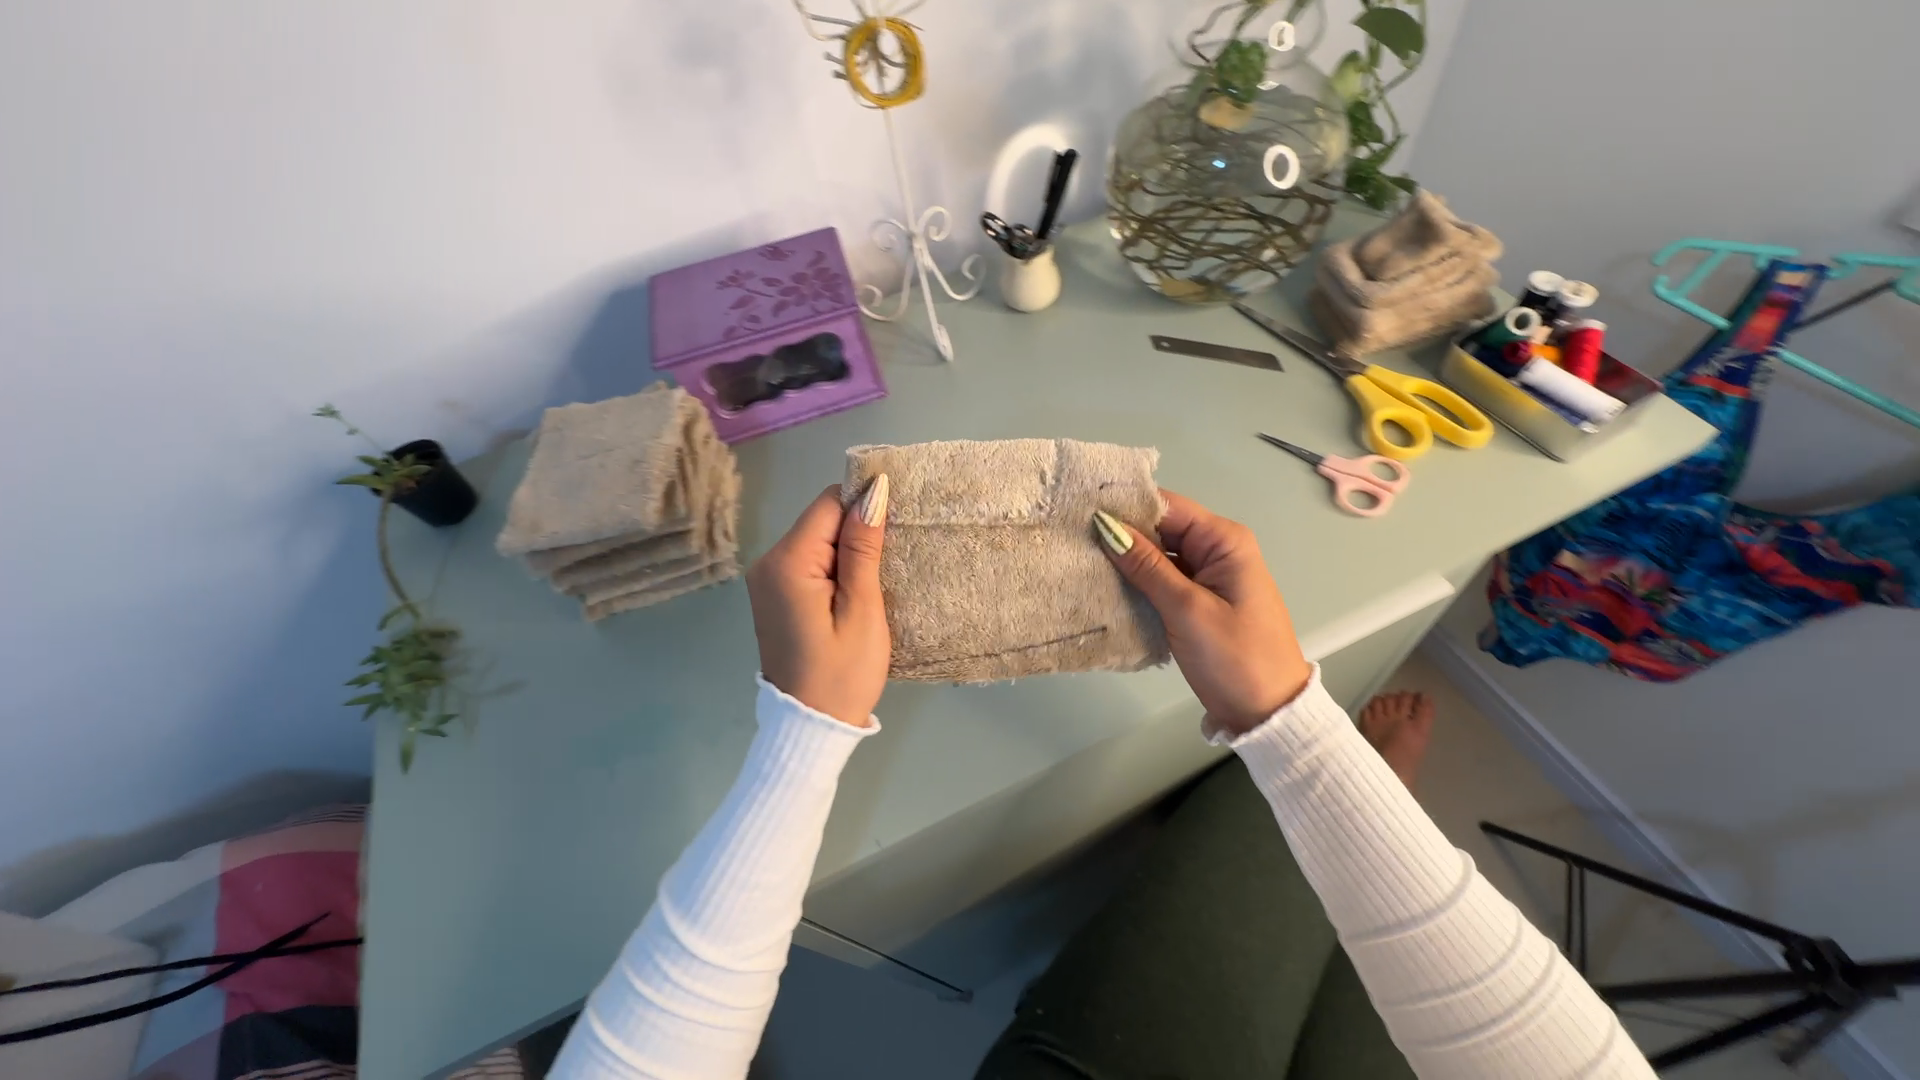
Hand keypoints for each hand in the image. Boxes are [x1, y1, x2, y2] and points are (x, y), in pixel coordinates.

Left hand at [746, 479, 891, 727]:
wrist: (810, 726)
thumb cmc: (842, 673)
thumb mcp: (862, 610)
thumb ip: (863, 548)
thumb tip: (873, 493)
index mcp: (787, 563)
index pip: (828, 504)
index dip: (864, 507)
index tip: (895, 531)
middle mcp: (768, 562)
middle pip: (821, 519)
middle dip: (857, 531)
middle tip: (891, 563)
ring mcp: (767, 580)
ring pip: (817, 540)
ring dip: (848, 552)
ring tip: (876, 582)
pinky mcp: (775, 595)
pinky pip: (809, 562)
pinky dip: (835, 568)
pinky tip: (855, 592)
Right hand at [1095, 491, 1310, 737]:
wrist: (1267, 713)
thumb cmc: (1235, 658)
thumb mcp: (1187, 609)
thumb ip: (1146, 566)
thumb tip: (1106, 525)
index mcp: (1224, 541)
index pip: (1167, 507)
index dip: (1126, 507)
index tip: (1081, 513)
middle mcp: (1217, 549)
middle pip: (1161, 528)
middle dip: (1122, 533)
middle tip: (1072, 538)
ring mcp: (1208, 576)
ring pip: (1158, 554)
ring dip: (1126, 559)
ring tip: (1079, 558)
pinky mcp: (1198, 600)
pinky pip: (1163, 578)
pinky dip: (1138, 581)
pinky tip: (1105, 584)